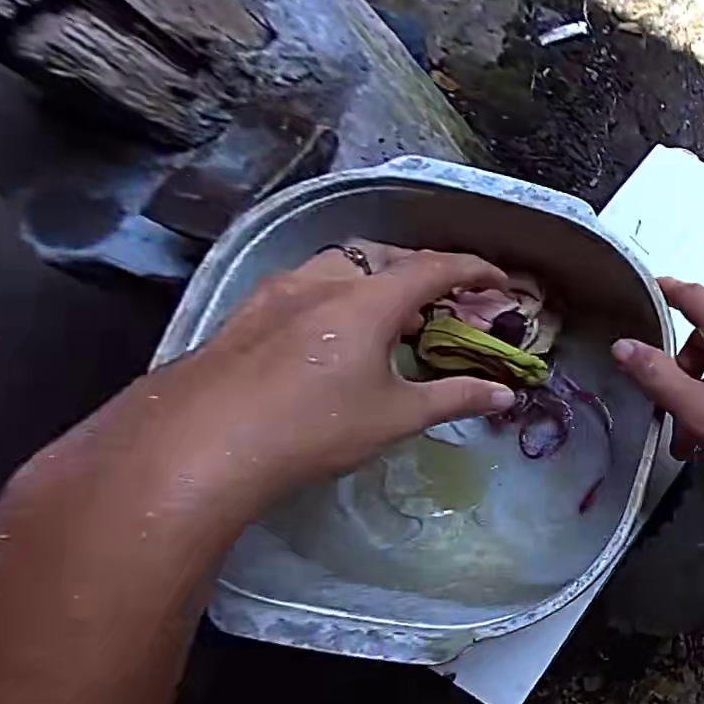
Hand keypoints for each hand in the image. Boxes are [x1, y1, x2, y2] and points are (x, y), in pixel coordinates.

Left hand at [19, 242, 517, 516]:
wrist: (198, 448)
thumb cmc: (314, 428)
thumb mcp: (397, 416)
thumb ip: (455, 399)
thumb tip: (505, 395)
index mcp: (367, 301)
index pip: (434, 268)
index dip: (474, 270)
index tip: (501, 281)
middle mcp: (322, 282)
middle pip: (386, 255)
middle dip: (425, 269)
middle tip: (447, 299)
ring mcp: (277, 293)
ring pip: (342, 264)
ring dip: (379, 277)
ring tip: (394, 313)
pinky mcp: (247, 313)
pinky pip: (309, 282)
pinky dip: (342, 291)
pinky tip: (336, 330)